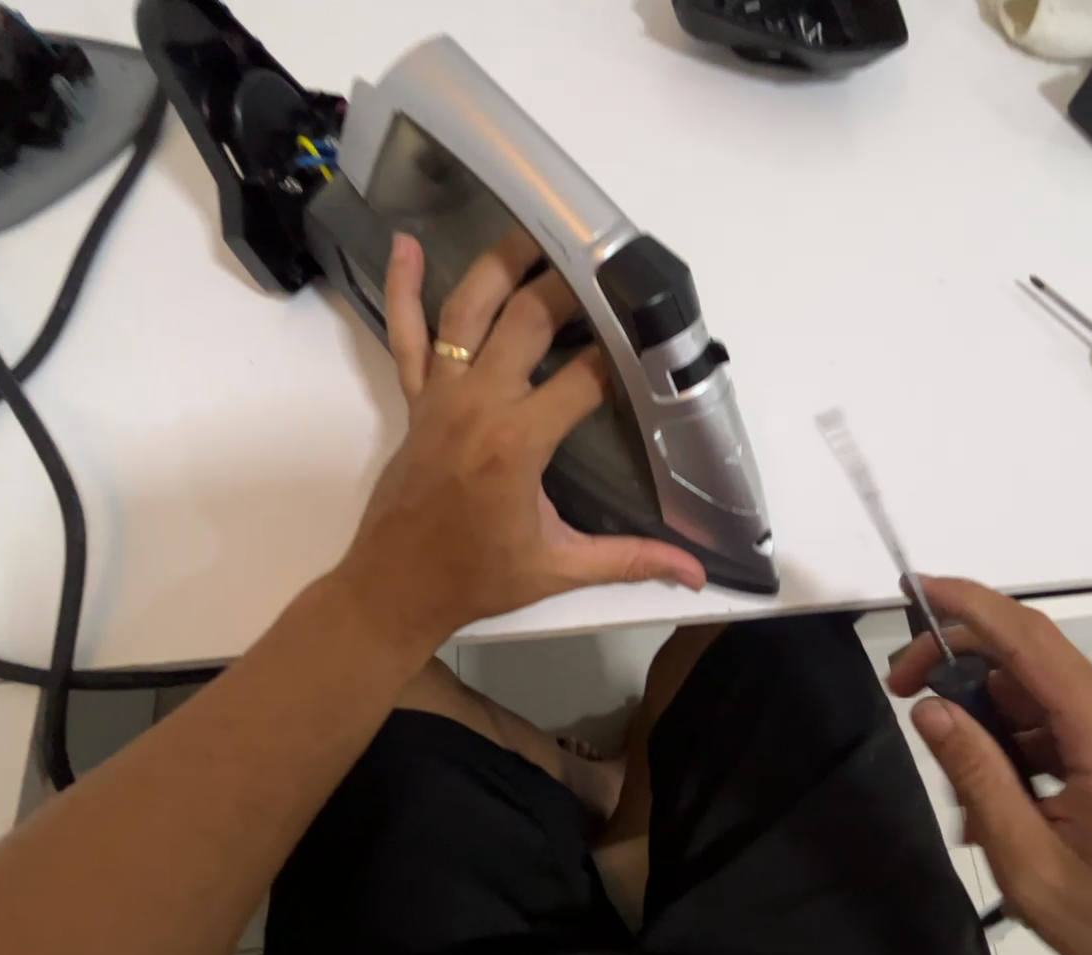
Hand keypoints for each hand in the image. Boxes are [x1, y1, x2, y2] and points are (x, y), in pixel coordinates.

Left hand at [333, 232, 705, 645]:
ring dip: (500, 265)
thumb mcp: (561, 569)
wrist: (396, 588)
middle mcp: (479, 404)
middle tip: (605, 264)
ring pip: (468, 311)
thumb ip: (631, 560)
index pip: (584, 377)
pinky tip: (408, 244)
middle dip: (570, 288)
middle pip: (529, 321)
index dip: (620, 353)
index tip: (648, 337)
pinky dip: (403, 288)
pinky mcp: (415, 401)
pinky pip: (404, 335)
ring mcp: (441, 396)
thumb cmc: (479, 578)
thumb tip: (695, 573)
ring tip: (534, 229)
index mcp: (519, 442)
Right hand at [887, 577, 1091, 954]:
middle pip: (1025, 656)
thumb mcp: (1030, 863)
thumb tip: (927, 708)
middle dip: (958, 666)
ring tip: (965, 797)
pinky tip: (1000, 800)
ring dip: (986, 723)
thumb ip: (976, 777)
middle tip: (904, 698)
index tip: (916, 587)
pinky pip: (1055, 719)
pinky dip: (1015, 744)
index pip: (1029, 640)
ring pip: (1034, 692)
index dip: (969, 604)